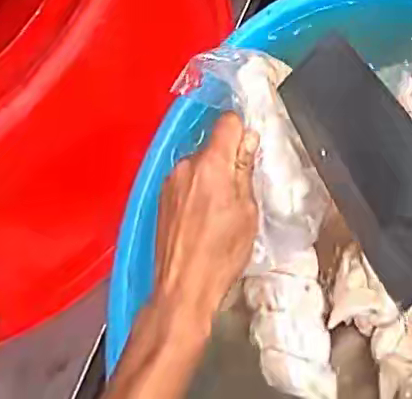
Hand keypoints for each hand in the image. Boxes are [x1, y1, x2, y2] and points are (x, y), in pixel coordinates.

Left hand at [154, 111, 259, 321]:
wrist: (181, 289)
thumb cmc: (220, 255)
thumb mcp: (247, 212)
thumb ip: (245, 169)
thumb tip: (248, 139)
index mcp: (211, 164)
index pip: (227, 122)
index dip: (241, 131)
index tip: (248, 149)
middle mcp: (187, 164)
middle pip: (212, 145)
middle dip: (227, 159)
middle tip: (238, 190)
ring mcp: (171, 180)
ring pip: (198, 164)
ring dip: (209, 176)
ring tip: (218, 211)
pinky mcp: (162, 196)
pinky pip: (185, 180)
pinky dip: (195, 190)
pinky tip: (201, 218)